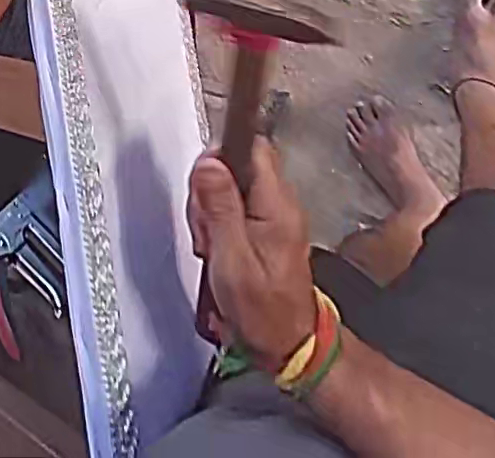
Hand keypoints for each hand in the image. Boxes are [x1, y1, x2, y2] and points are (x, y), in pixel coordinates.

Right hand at [187, 138, 315, 366]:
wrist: (291, 347)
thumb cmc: (263, 310)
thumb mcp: (231, 258)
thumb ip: (219, 205)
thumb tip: (209, 162)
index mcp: (275, 206)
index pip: (253, 147)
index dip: (221, 153)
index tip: (204, 177)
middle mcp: (281, 204)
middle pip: (236, 163)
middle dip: (209, 184)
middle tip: (205, 221)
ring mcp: (275, 213)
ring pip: (232, 182)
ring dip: (210, 203)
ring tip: (211, 238)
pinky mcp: (267, 224)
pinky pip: (235, 201)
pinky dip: (218, 216)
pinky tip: (216, 242)